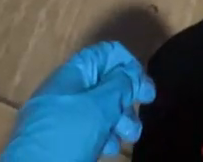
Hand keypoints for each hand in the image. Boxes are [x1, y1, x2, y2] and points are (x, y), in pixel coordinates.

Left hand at [0, 41, 155, 161]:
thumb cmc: (66, 137)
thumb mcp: (99, 108)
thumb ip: (120, 85)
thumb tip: (133, 72)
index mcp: (72, 74)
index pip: (106, 54)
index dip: (129, 66)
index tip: (146, 90)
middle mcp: (65, 91)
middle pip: (104, 83)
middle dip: (126, 98)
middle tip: (140, 118)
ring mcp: (59, 118)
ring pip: (97, 109)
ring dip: (118, 120)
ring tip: (129, 138)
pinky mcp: (57, 143)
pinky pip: (86, 131)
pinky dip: (102, 136)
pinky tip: (110, 149)